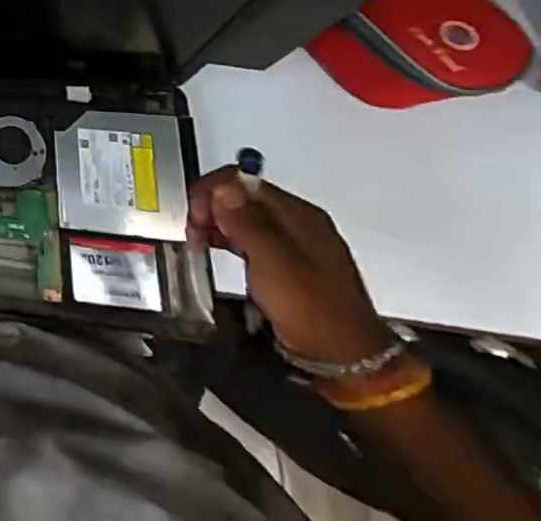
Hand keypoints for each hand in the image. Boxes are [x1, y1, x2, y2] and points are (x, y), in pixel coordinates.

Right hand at [189, 167, 391, 365]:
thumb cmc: (313, 312)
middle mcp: (296, 221)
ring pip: (239, 213)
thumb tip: (224, 187)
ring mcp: (291, 240)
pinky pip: (245, 232)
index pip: (242, 179)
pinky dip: (225, 235)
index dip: (211, 192)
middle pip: (239, 194)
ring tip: (200, 241)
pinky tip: (215, 248)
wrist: (345, 360)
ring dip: (214, 221)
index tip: (195, 215)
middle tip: (195, 231)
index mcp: (299, 215)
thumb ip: (247, 222)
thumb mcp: (275, 264)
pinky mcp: (283, 259)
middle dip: (209, 206)